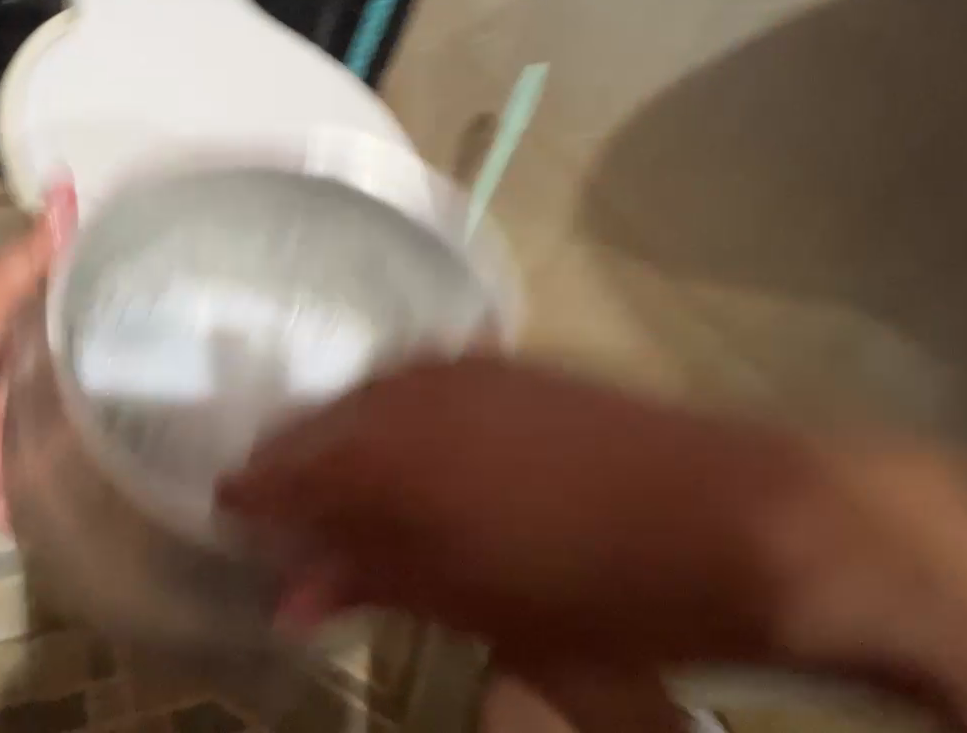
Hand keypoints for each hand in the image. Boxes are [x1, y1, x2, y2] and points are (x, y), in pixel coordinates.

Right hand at [216, 353, 914, 668]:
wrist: (735, 515)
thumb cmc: (593, 586)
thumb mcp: (469, 602)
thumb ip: (367, 581)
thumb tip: (286, 596)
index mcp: (381, 454)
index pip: (278, 472)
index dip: (250, 501)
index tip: (231, 523)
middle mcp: (399, 393)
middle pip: (313, 430)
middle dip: (293, 477)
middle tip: (290, 526)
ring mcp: (449, 369)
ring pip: (360, 404)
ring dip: (343, 449)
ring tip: (351, 499)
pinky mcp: (493, 364)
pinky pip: (409, 388)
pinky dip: (391, 424)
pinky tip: (412, 459)